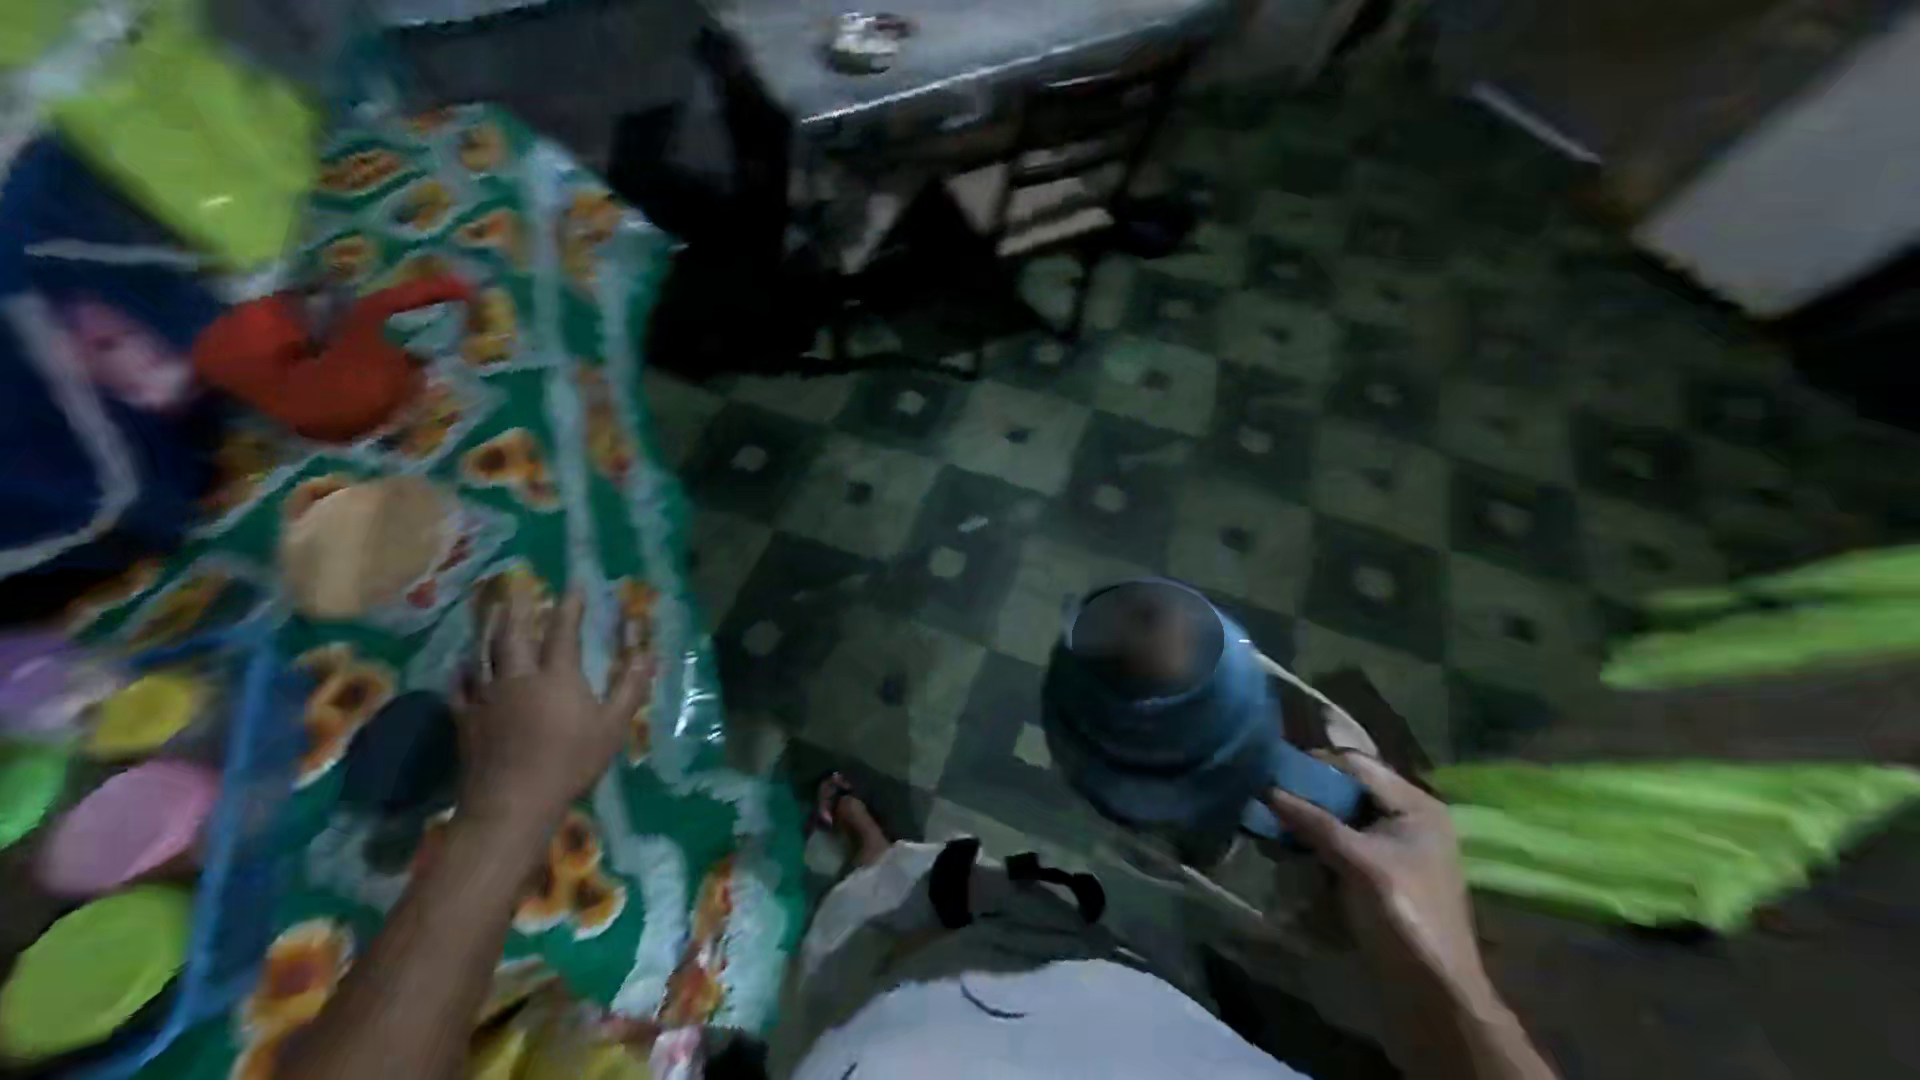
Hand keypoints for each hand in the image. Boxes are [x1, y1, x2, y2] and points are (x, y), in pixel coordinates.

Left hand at [457, 588, 651, 836]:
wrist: (512, 803)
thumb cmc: (570, 762)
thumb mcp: (613, 726)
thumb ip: (630, 688)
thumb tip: (647, 654)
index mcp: (557, 677)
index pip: (563, 632)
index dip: (570, 607)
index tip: (574, 586)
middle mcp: (519, 677)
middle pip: (514, 635)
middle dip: (518, 608)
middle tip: (516, 587)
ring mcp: (487, 697)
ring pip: (483, 654)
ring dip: (490, 629)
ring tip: (493, 612)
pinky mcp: (465, 719)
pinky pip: (459, 685)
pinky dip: (463, 669)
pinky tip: (463, 664)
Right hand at [1264, 754, 1490, 1003]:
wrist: (1432, 993)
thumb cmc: (1404, 916)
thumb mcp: (1356, 861)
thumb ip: (1312, 820)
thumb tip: (1265, 787)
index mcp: (1416, 805)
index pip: (1355, 764)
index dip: (1314, 763)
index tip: (1272, 769)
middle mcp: (1405, 815)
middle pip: (1346, 786)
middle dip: (1306, 790)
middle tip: (1265, 792)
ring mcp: (1391, 843)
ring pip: (1338, 812)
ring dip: (1305, 815)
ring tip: (1268, 816)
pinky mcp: (1376, 868)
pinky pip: (1337, 837)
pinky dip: (1312, 836)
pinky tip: (1285, 841)